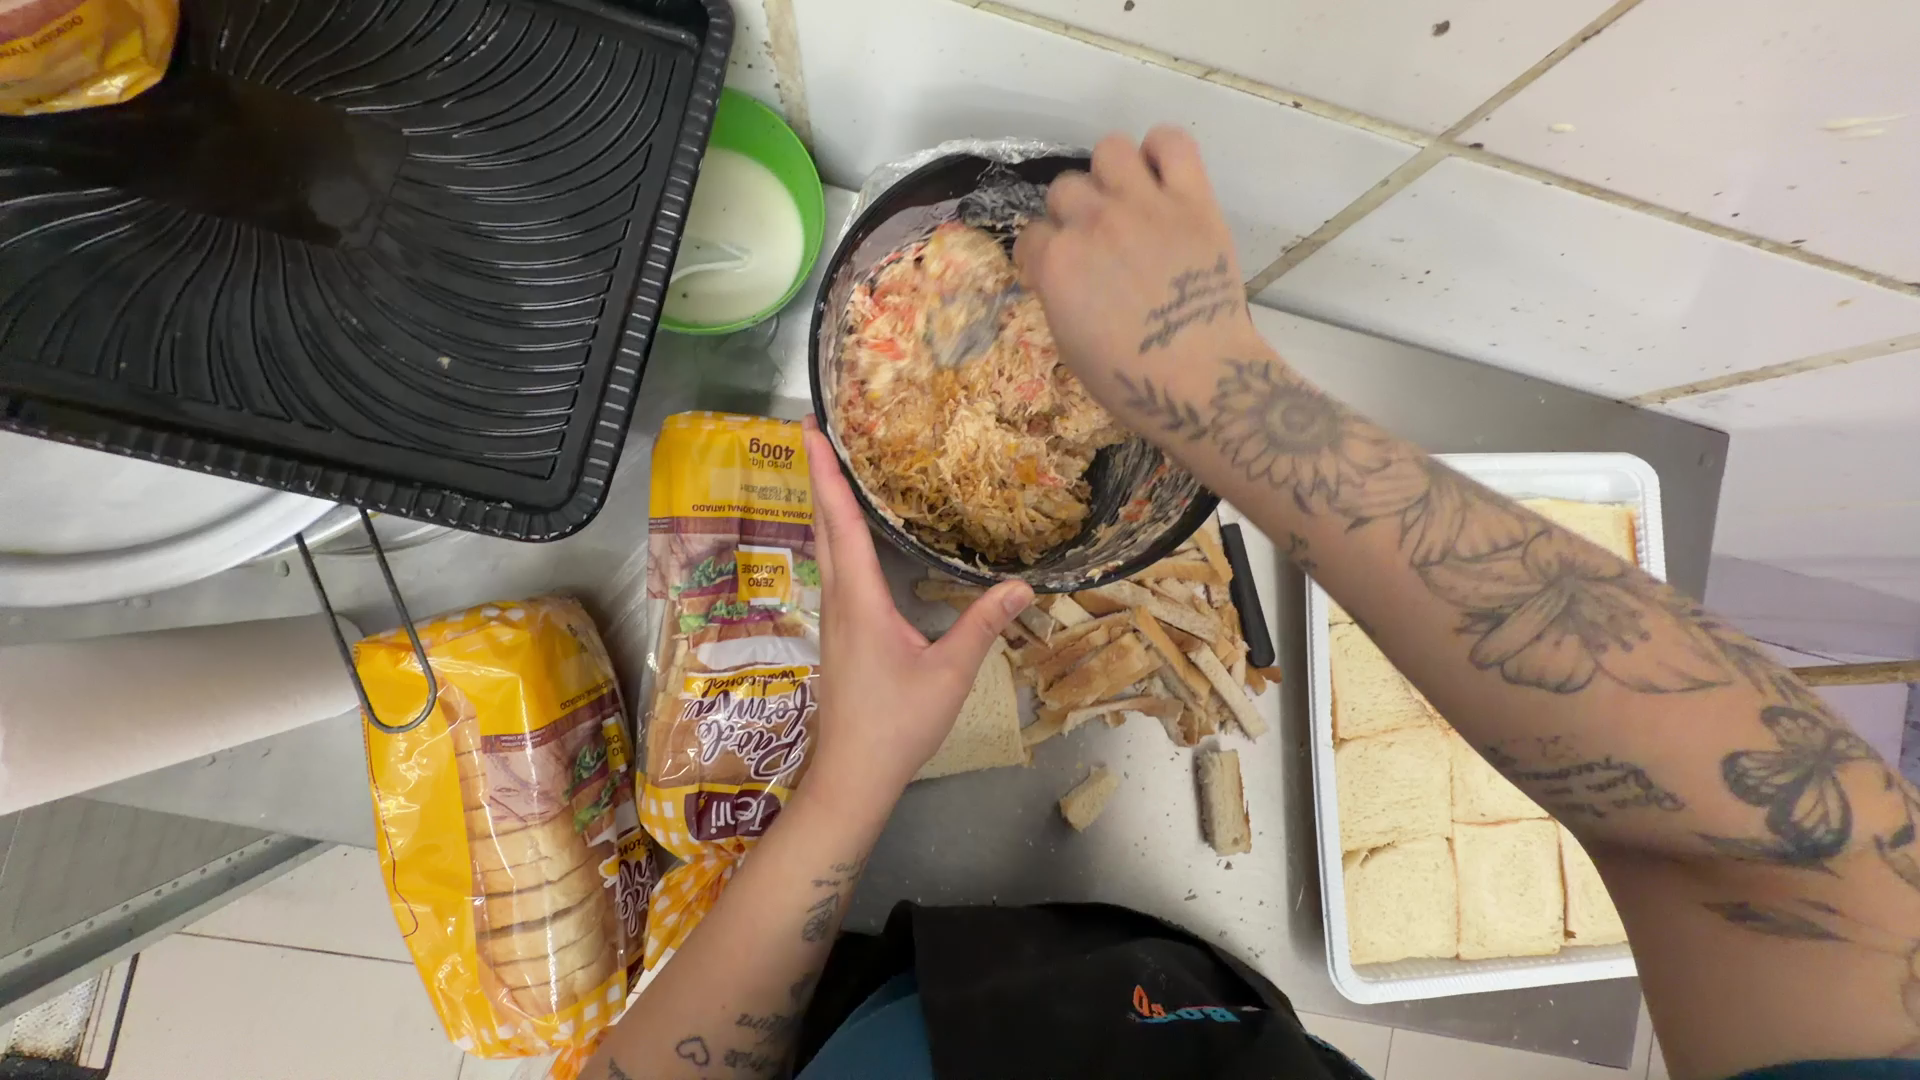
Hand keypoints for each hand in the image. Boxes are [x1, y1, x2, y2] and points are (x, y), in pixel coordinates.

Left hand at [800, 418, 1032, 808]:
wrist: (853, 773)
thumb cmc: (897, 724)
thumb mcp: (950, 674)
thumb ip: (983, 625)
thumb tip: (1023, 584)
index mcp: (860, 599)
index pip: (841, 522)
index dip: (827, 473)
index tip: (811, 428)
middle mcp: (839, 598)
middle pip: (823, 525)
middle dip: (819, 474)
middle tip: (816, 429)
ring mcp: (834, 616)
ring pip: (824, 546)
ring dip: (825, 503)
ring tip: (833, 467)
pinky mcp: (839, 631)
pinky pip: (833, 568)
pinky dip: (835, 535)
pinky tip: (850, 536)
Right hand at [1014, 128, 1263, 412]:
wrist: (1198, 380)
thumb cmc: (1127, 379)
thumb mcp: (1069, 345)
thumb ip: (1057, 296)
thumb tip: (1061, 275)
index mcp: (1056, 264)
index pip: (1031, 236)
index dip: (1041, 255)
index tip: (1055, 271)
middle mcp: (1092, 222)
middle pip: (1064, 189)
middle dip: (1071, 215)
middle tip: (1093, 242)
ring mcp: (1143, 205)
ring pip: (1109, 150)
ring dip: (1109, 175)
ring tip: (1123, 202)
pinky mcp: (1192, 199)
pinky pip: (1171, 142)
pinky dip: (1161, 151)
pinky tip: (1159, 177)